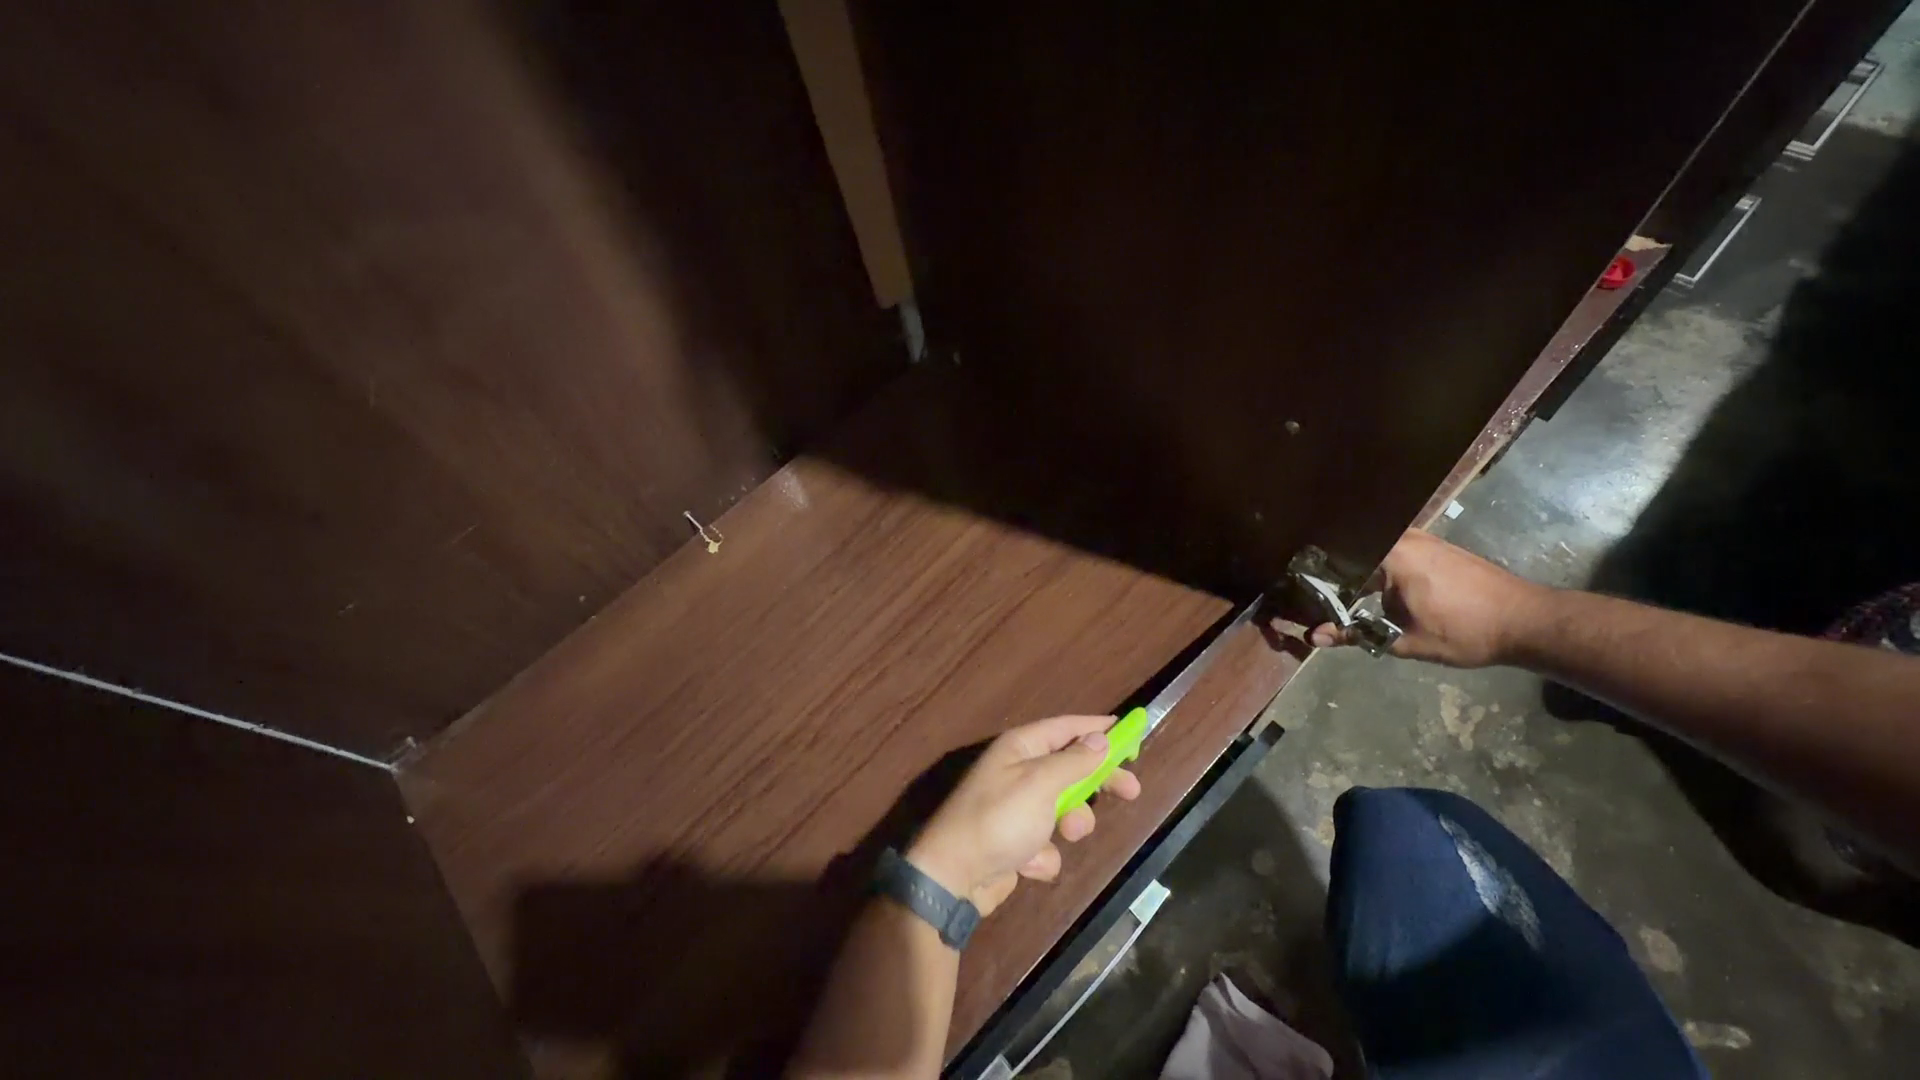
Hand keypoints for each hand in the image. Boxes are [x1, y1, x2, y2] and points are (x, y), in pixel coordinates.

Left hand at [906, 715, 1141, 916]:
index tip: (1130, 732)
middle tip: (1131, 790)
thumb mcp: (1041, 784)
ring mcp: (1016, 810)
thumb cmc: (999, 819)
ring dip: (1071, 823)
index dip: (1097, 729)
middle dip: (1097, 782)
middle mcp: (1018, 773)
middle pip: (1071, 769)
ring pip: (1064, 810)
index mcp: (1020, 748)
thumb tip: (1099, 737)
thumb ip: (1074, 761)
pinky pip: (1046, 844)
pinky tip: (1028, 863)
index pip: (1065, 728)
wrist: (954, 876)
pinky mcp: (1016, 844)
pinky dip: (1043, 855)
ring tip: (1065, 834)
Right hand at [1310, 529, 1551, 667]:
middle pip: (1351, 550)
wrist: (1527, 622)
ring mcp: (1421, 539)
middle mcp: (1403, 537)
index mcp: (1391, 553)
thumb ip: (1354, 635)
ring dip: (1354, 571)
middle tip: (1310, 595)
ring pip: (1371, 550)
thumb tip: (1312, 637)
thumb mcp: (1403, 640)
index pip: (1336, 557)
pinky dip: (1376, 569)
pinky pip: (1392, 552)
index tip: (1295, 591)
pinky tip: (1370, 591)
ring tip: (1335, 595)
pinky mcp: (1434, 547)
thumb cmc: (1464, 631)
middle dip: (1331, 573)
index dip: (1312, 575)